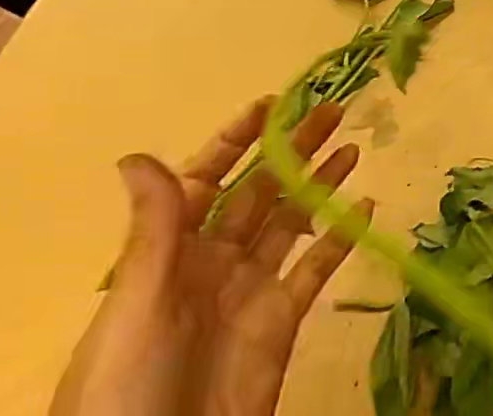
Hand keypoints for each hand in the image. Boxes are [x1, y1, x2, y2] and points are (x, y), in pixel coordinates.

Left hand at [51, 100, 371, 415]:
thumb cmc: (127, 387)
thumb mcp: (136, 302)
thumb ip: (153, 228)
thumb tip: (136, 155)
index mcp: (174, 247)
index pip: (209, 176)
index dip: (238, 139)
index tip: (271, 105)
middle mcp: (215, 258)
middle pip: (262, 189)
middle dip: (294, 148)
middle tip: (332, 111)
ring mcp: (251, 289)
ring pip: (293, 220)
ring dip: (321, 183)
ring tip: (353, 147)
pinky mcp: (281, 323)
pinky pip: (315, 271)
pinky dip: (339, 239)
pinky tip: (365, 210)